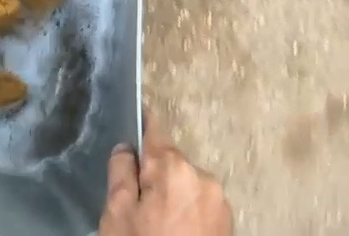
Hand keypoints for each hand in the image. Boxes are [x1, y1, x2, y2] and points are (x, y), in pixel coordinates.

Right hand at [100, 116, 232, 235]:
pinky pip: (199, 203)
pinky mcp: (229, 224)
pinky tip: (174, 231)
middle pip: (168, 161)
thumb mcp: (118, 212)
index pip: (153, 128)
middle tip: (136, 203)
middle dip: (152, 174)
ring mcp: (220, 202)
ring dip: (171, 194)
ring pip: (185, 183)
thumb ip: (120, 171)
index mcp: (174, 166)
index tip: (128, 123)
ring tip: (156, 223)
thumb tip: (127, 148)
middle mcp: (203, 176)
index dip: (138, 125)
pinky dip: (186, 211)